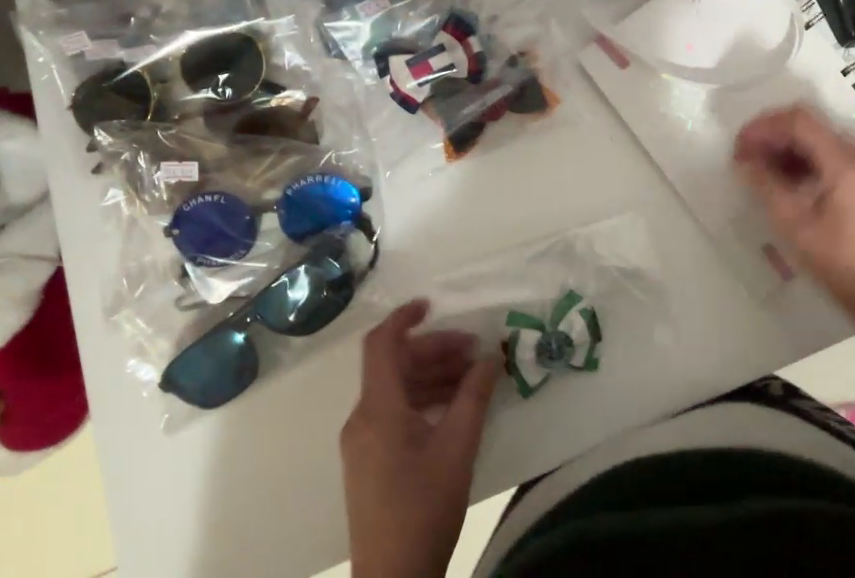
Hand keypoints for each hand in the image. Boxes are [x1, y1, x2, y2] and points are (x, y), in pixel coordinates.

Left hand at [342, 300, 501, 577]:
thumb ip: (475, 395)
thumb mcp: (459, 446)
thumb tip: (491, 356)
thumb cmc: (425, 507)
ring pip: (397, 392)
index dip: (404, 318)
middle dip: (434, 351)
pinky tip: (456, 409)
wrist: (393, 576)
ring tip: (474, 378)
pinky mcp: (370, 462)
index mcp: (377, 410)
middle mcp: (362, 420)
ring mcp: (363, 443)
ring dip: (433, 377)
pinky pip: (395, 414)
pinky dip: (424, 401)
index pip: (381, 345)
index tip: (434, 304)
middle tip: (476, 351)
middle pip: (395, 367)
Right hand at [734, 106, 854, 319]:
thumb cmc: (844, 264)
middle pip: (811, 127)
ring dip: (788, 150)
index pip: (799, 120)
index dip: (764, 126)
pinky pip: (834, 158)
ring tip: (760, 173)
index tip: (740, 146)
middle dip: (773, 136)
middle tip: (745, 159)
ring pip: (822, 141)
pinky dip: (807, 163)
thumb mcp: (797, 226)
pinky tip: (787, 184)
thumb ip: (767, 186)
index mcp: (847, 161)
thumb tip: (745, 161)